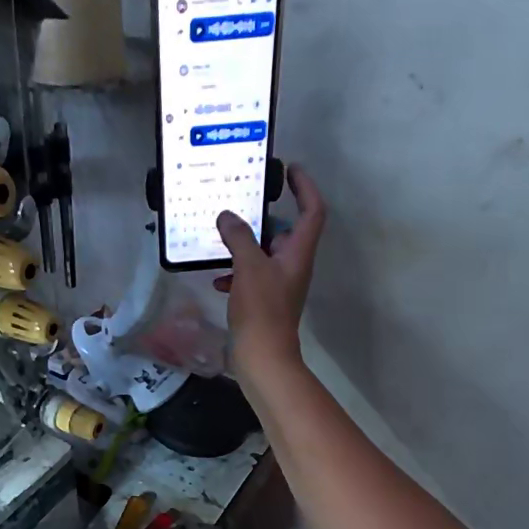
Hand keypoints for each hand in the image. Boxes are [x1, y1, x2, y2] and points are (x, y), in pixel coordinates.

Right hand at [215, 163, 327, 380]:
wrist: (262, 357)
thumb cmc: (262, 310)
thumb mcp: (249, 267)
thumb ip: (239, 237)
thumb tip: (227, 217)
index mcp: (298, 253)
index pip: (312, 211)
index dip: (305, 187)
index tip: (289, 170)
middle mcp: (293, 266)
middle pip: (285, 231)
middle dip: (264, 216)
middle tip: (240, 201)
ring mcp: (279, 285)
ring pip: (264, 254)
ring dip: (245, 244)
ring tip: (221, 235)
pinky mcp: (264, 303)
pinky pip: (251, 277)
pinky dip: (236, 272)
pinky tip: (216, 275)